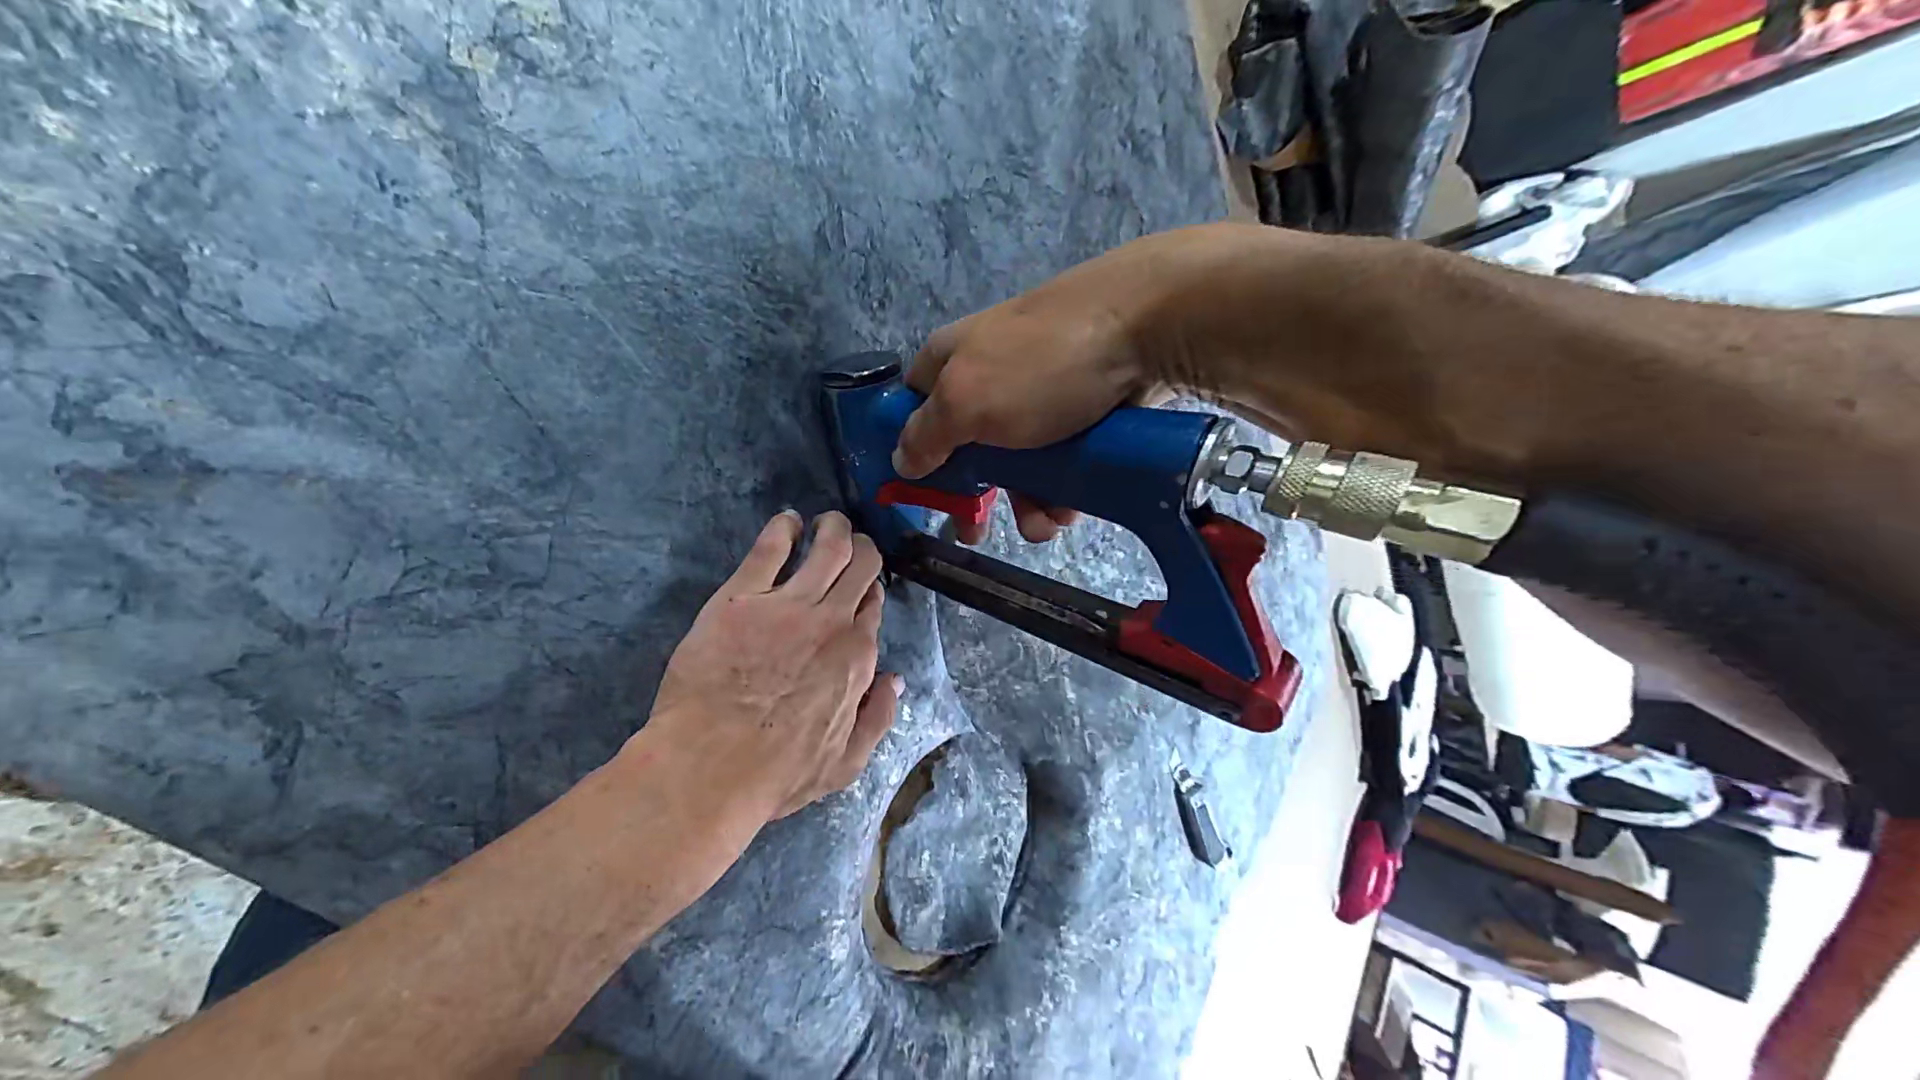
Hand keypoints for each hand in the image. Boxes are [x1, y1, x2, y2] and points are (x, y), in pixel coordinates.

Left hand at [644, 511, 899, 820]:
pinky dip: (784, 527)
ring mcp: (788, 603)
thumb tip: (895, 680)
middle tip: (851, 542)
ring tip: (829, 521)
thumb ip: (878, 717)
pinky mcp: (742, 595)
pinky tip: (787, 520)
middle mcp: (832, 620)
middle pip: (860, 565)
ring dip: (834, 528)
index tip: (859, 590)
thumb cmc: (778, 772)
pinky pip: (771, 547)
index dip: (868, 592)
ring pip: (827, 546)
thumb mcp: (846, 763)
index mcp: (857, 656)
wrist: (710, 765)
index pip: (872, 605)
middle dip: (861, 547)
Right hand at [892, 233, 1202, 543]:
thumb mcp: (967, 402)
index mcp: (949, 361)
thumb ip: (926, 435)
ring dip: (1027, 501)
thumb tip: (900, 460)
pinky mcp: (1081, 411)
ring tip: (1046, 524)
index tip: (920, 495)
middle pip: (968, 448)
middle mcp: (990, 376)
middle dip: (977, 494)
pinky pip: (1060, 461)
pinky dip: (1062, 489)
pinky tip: (1072, 507)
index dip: (913, 454)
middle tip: (978, 531)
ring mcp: (1038, 395)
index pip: (912, 411)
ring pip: (1018, 463)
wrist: (1147, 328)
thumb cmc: (1041, 366)